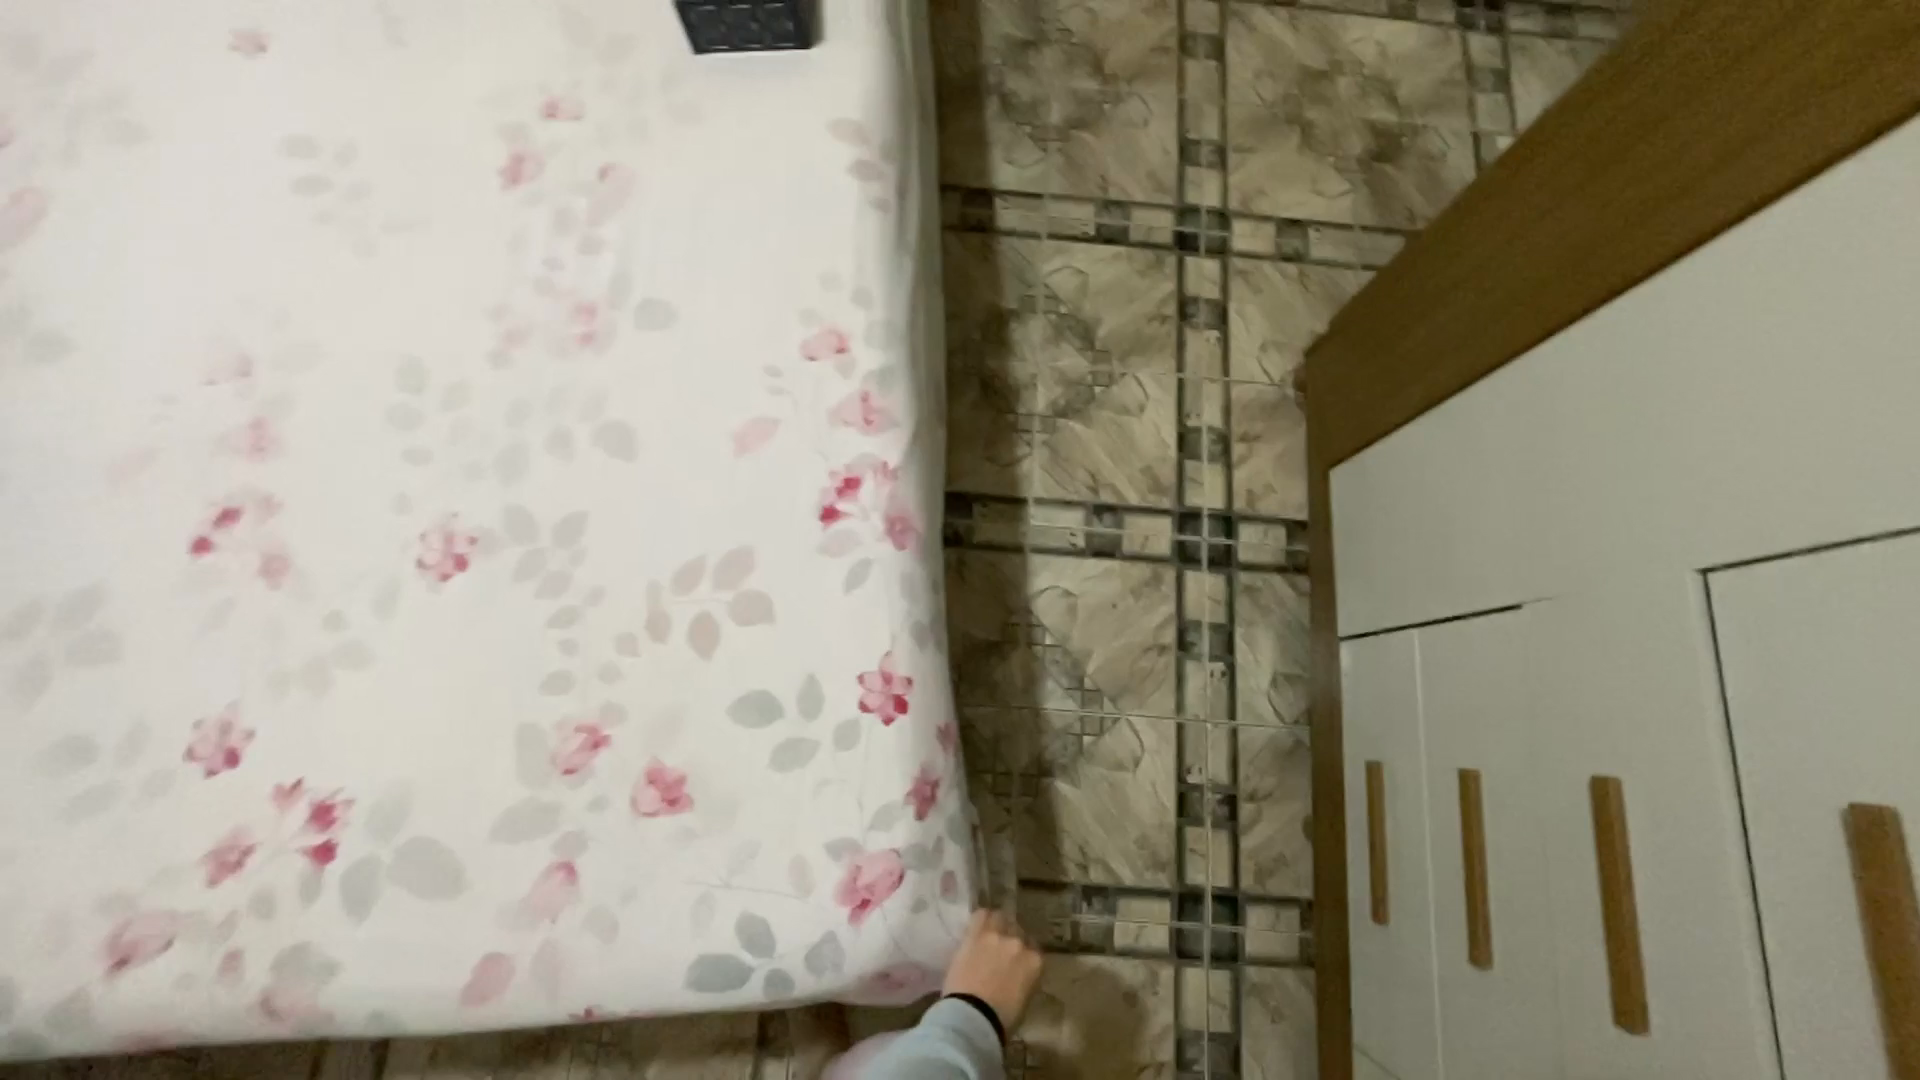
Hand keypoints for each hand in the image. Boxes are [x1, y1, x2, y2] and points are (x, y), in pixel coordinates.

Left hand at [943, 909, 1043, 1030]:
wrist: (973, 1016)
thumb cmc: (1001, 1020)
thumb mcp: (1023, 1001)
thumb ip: (1025, 980)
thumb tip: (1018, 976)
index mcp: (1035, 963)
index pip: (1034, 951)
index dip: (1025, 955)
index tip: (1017, 962)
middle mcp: (1019, 943)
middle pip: (1018, 931)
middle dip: (1011, 938)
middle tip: (1002, 950)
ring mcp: (997, 936)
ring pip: (1000, 918)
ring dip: (997, 924)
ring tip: (989, 933)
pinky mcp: (976, 934)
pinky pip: (981, 915)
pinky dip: (981, 919)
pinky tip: (978, 926)